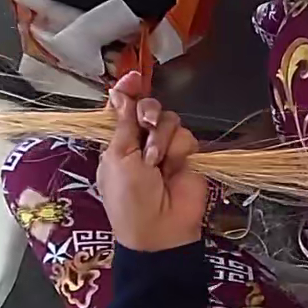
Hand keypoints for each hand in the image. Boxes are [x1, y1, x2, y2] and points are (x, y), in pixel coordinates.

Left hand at [98, 71, 208, 251]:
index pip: (124, 108)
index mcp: (119, 142)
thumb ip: (123, 123)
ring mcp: (168, 149)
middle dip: (148, 113)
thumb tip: (118, 91)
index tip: (134, 78)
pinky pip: (186, 137)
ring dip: (161, 139)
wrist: (160, 229)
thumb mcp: (117, 157)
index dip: (129, 91)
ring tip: (157, 163)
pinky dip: (179, 150)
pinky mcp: (189, 157)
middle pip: (149, 108)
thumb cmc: (129, 197)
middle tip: (146, 126)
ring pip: (170, 121)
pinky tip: (173, 168)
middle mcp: (144, 142)